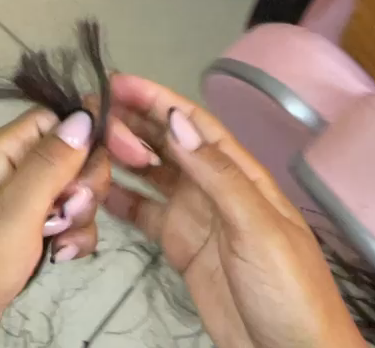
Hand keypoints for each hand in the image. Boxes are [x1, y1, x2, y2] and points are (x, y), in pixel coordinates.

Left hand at [0, 107, 110, 346]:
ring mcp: (26, 199)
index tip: (93, 168)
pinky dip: (74, 238)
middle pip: (74, 156)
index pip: (59, 119)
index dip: (84, 137)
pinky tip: (60, 256)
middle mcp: (19, 166)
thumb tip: (84, 115)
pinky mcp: (33, 228)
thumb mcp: (16, 208)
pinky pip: (70, 221)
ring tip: (57, 241)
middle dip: (83, 187)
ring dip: (80, 218)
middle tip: (66, 213)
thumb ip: (51, 164)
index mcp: (9, 148)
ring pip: (75, 191)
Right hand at [103, 74, 363, 347]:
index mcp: (237, 172)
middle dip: (129, 121)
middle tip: (88, 114)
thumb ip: (217, 174)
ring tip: (84, 145)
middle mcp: (211, 185)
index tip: (114, 82)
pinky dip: (118, 197)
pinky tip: (93, 188)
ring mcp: (193, 214)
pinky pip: (142, 211)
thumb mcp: (258, 228)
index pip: (190, 121)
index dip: (153, 98)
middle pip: (165, 141)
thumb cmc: (290, 291)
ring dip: (120, 155)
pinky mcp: (179, 245)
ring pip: (149, 172)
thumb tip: (176, 119)